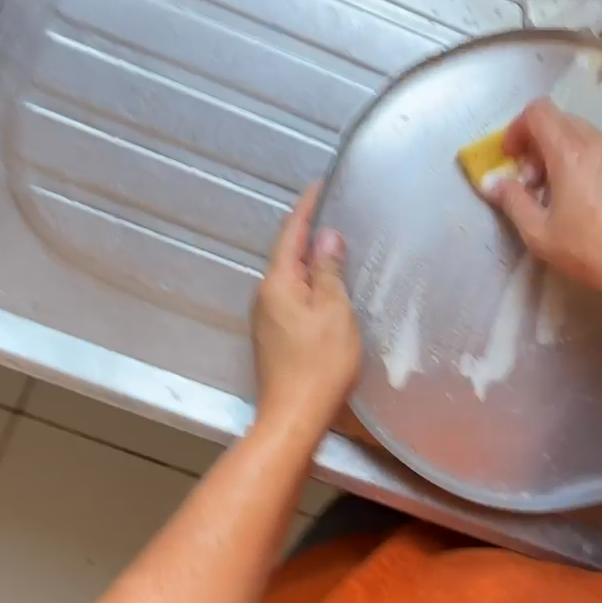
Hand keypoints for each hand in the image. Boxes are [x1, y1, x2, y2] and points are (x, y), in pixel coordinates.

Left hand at [252, 184, 359, 434]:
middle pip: (287, 255)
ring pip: (290, 279)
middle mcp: (265, 296)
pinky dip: (310, 285)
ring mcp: (267, 319)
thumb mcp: (334, 312)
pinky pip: (293, 298)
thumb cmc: (320, 363)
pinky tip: (328, 289)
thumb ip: (328, 272)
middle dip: (309, 234)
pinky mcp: (275, 338)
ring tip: (336, 248)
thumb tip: (326, 237)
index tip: (319, 185)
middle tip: (335, 213)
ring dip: (310, 262)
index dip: (306, 209)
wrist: (294, 417)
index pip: (291, 235)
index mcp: (278, 284)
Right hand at [483, 99, 601, 303]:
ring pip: (582, 135)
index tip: (510, 158)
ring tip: (557, 193)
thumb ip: (512, 201)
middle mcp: (598, 143)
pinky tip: (585, 200)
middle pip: (560, 121)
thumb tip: (492, 183)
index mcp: (570, 151)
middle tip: (531, 182)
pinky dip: (583, 162)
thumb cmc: (589, 249)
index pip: (538, 112)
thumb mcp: (538, 232)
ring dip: (560, 153)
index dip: (516, 128)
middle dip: (537, 144)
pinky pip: (601, 151)